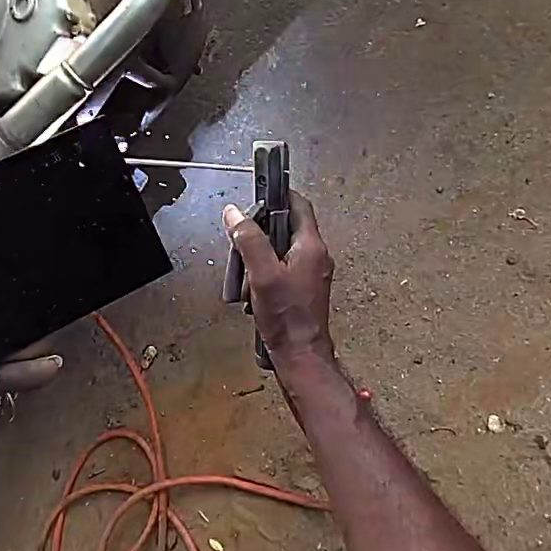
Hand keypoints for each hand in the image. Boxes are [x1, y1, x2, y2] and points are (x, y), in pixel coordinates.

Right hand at [223, 192, 338, 380]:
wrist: (300, 354)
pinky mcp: (304, 287)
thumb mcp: (262, 274)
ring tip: (247, 277)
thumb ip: (249, 240)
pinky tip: (254, 290)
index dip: (277, 197)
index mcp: (311, 246)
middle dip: (260, 235)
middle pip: (285, 228)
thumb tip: (235, 213)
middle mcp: (316, 256)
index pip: (298, 205)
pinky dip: (265, 273)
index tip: (258, 196)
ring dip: (260, 258)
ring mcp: (312, 272)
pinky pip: (282, 268)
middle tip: (242, 247)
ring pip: (281, 249)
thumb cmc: (287, 318)